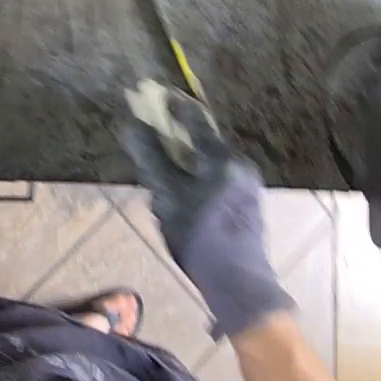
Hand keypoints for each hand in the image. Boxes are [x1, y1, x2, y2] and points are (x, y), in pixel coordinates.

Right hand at [120, 80, 292, 337]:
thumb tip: (131, 124)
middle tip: (154, 136)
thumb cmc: (200, 238)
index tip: (155, 96)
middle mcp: (240, 164)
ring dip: (188, 158)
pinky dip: (199, 175)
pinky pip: (218, 177)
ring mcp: (248, 185)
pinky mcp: (249, 204)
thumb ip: (150, 158)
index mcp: (221, 157)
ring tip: (164, 167)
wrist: (241, 285)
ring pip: (210, 161)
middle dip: (178, 136)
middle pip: (203, 140)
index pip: (194, 119)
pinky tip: (184, 193)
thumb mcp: (167, 197)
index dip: (173, 106)